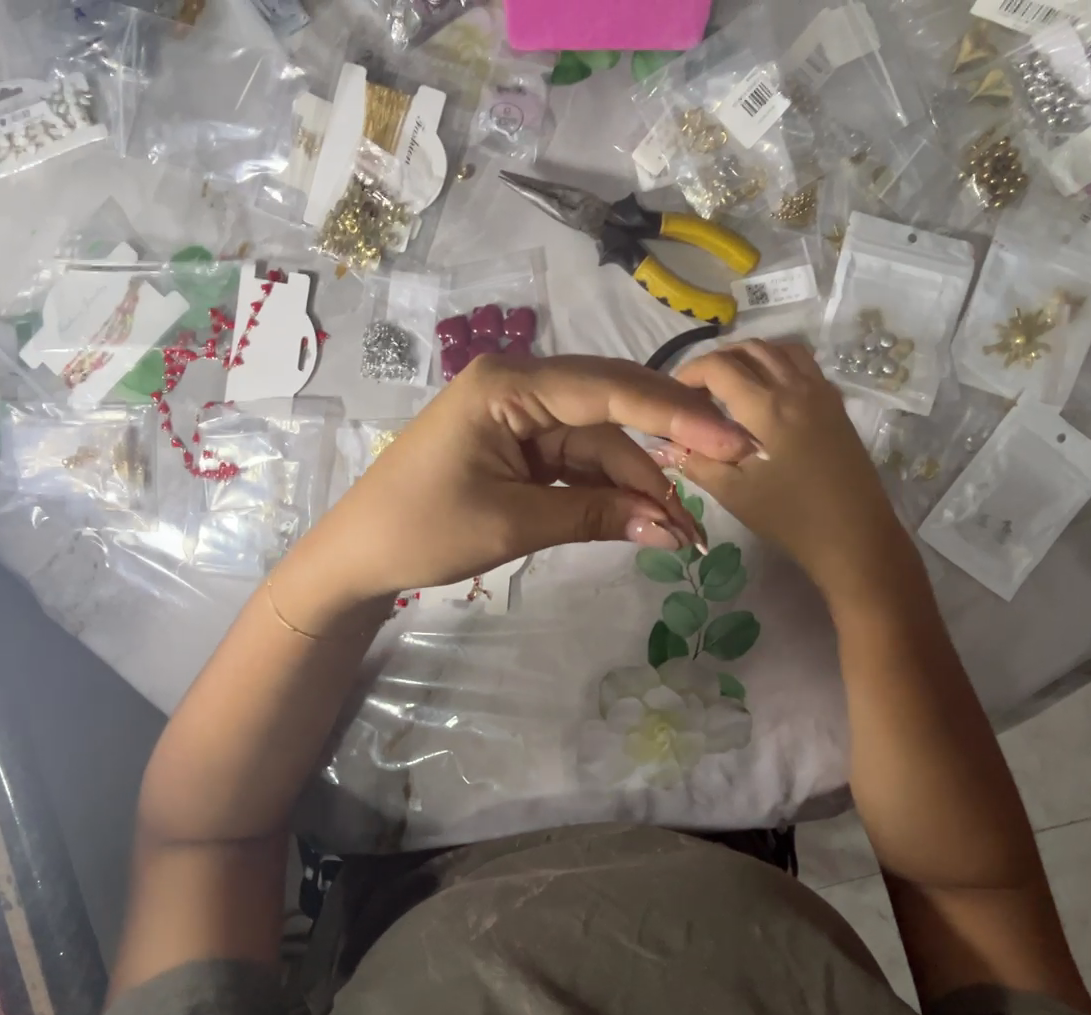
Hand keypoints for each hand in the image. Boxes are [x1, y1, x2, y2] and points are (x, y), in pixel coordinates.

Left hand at [272, 353, 756, 627]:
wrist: (357, 553)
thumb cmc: (421, 529)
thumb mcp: (512, 523)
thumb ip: (594, 515)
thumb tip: (672, 528)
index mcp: (509, 385)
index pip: (609, 390)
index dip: (676, 414)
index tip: (731, 436)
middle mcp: (521, 387)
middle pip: (613, 408)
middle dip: (669, 446)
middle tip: (733, 467)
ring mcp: (522, 416)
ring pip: (602, 441)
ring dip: (641, 483)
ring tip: (683, 531)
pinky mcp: (521, 446)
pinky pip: (580, 461)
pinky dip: (610, 491)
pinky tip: (644, 519)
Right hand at [669, 340, 903, 597]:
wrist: (854, 537)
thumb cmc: (789, 518)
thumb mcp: (733, 492)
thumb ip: (695, 460)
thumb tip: (664, 442)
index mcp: (767, 407)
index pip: (719, 366)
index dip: (689, 372)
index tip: (674, 394)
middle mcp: (795, 387)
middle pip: (750, 348)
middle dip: (717, 361)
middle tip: (697, 390)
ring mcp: (820, 391)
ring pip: (779, 349)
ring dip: (749, 357)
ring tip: (729, 385)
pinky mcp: (835, 404)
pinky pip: (802, 364)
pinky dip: (777, 363)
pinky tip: (766, 393)